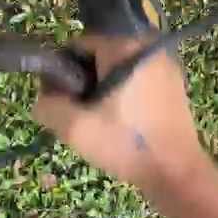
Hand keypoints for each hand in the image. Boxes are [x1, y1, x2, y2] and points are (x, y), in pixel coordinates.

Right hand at [33, 36, 209, 192]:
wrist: (176, 171)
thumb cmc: (124, 143)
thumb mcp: (75, 127)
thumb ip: (48, 107)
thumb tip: (42, 100)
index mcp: (124, 48)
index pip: (79, 45)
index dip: (62, 70)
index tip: (59, 99)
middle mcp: (148, 48)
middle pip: (100, 57)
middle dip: (84, 82)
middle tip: (78, 114)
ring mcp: (165, 66)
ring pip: (119, 71)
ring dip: (104, 90)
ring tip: (98, 121)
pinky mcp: (175, 86)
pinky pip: (138, 82)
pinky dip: (125, 96)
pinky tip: (121, 123)